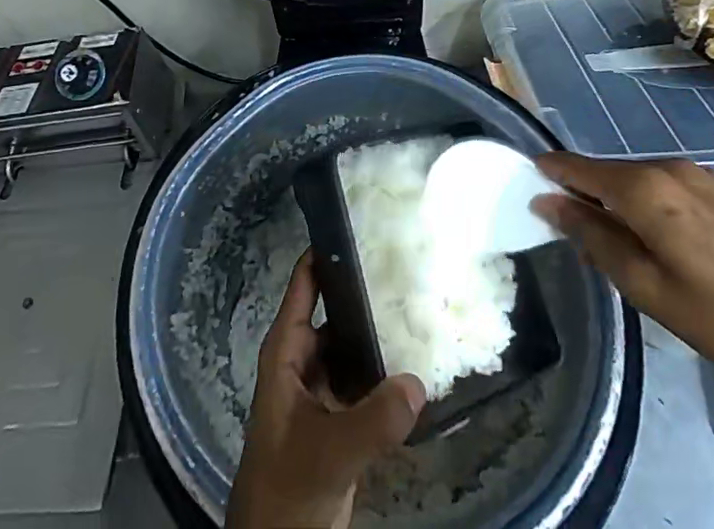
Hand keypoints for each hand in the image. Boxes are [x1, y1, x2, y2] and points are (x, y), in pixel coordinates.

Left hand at [227, 251, 425, 528]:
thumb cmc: (286, 490)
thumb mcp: (326, 453)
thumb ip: (370, 421)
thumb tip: (418, 382)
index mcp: (286, 353)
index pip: (305, 287)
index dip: (326, 254)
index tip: (362, 225)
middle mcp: (306, 360)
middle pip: (338, 310)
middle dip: (369, 289)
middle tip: (414, 261)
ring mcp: (326, 388)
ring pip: (357, 344)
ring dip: (384, 329)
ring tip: (427, 300)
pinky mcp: (346, 415)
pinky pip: (371, 378)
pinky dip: (392, 367)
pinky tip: (424, 357)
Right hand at [531, 152, 713, 403]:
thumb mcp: (646, 287)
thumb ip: (593, 236)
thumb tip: (549, 202)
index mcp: (649, 188)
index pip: (582, 168)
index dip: (552, 172)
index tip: (526, 179)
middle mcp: (674, 168)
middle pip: (611, 171)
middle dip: (583, 191)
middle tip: (563, 225)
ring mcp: (705, 176)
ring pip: (640, 178)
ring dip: (617, 199)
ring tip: (606, 237)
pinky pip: (669, 186)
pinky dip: (648, 203)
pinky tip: (652, 237)